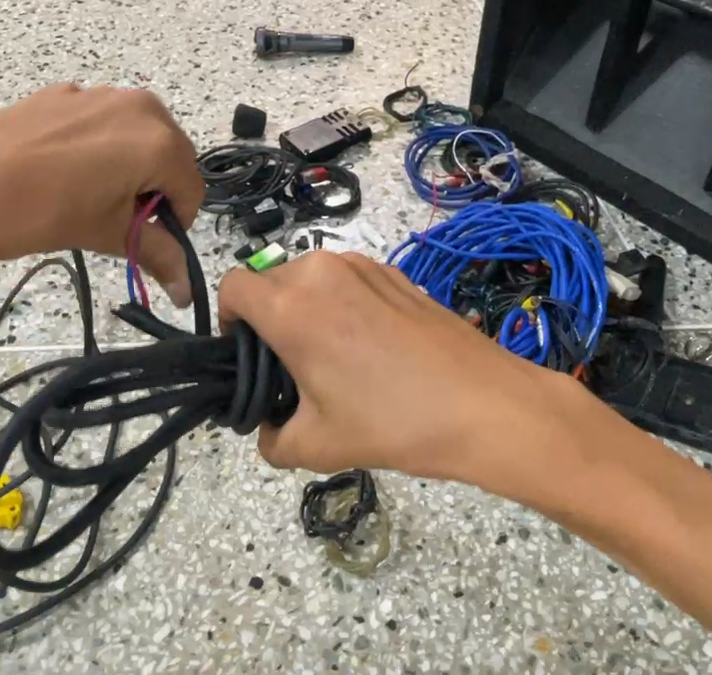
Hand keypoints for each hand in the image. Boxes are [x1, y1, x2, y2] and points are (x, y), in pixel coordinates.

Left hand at [0, 84, 205, 301]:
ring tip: (85, 194)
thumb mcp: (107, 234)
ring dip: (128, 165)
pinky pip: (100, 122)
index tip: (145, 238)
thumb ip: (157, 254)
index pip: (192, 189)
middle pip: (170, 155)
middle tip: (116, 218)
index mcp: (159, 141)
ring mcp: (98, 94)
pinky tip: (59, 172)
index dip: (175, 221)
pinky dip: (96, 146)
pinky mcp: (63, 94)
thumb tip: (185, 292)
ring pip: (136, 135)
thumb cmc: (41, 213)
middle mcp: (139, 106)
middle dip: (154, 188)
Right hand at [217, 252, 590, 491]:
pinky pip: (347, 280)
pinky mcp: (394, 272)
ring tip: (337, 361)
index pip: (233, 287)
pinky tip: (372, 349)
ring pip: (310, 279)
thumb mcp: (317, 445)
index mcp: (292, 307)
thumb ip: (272, 439)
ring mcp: (363, 266)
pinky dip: (342, 305)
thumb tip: (269, 429)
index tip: (249, 355)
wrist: (482, 404)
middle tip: (293, 370)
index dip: (229, 322)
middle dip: (269, 321)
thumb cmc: (393, 422)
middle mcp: (322, 272)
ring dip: (307, 311)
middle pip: (270, 283)